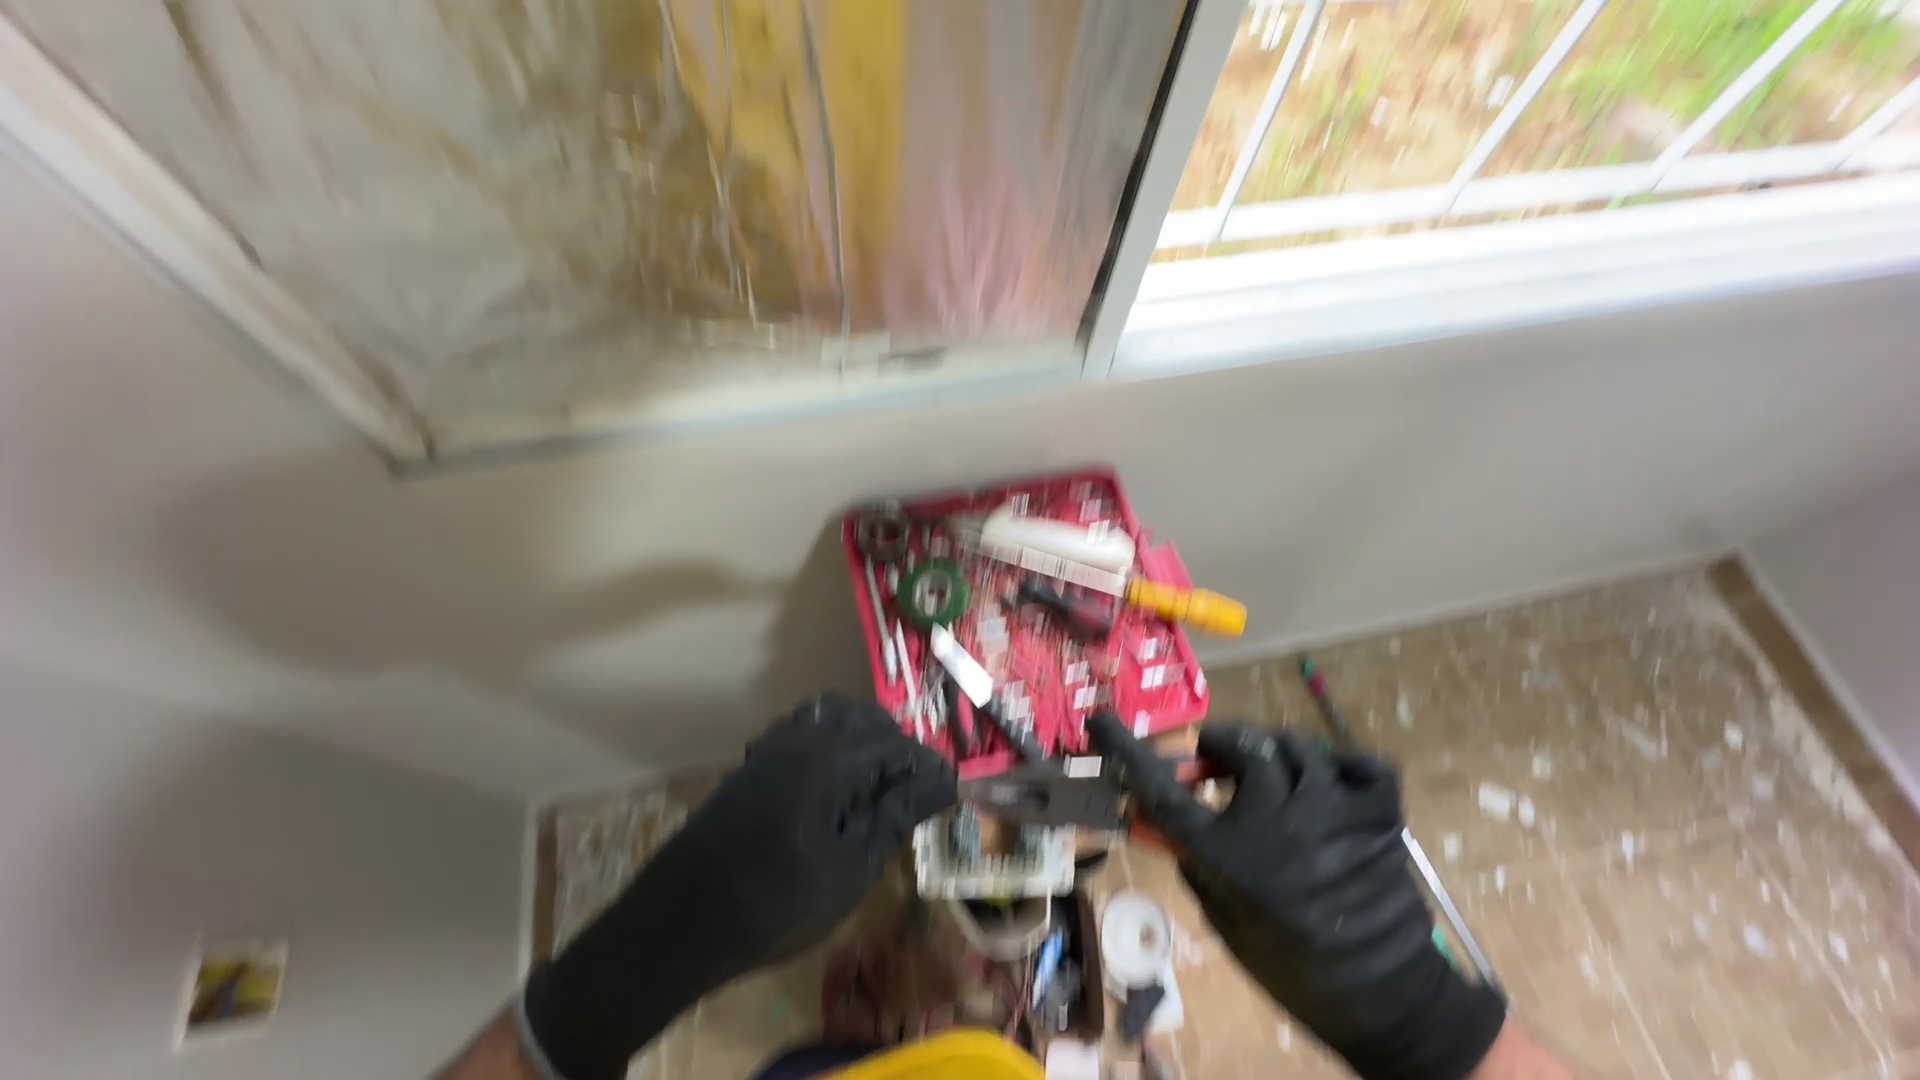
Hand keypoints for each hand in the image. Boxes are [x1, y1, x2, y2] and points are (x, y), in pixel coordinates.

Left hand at [520, 693, 955, 1079]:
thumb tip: (943, 781)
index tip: (949, 793)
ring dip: (859, 739)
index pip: (898, 748)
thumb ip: (896, 814)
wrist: (682, 922)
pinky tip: (829, 787)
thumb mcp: (851, 866)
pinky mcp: (750, 765)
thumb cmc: (777, 903)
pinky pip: (799, 732)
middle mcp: (802, 739)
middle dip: (896, 747)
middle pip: (864, 719)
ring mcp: (770, 748)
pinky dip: (826, 745)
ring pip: (829, 717)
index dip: (928, 770)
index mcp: (832, 760)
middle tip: (913, 791)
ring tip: (873, 784)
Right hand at [1088, 716, 1506, 1079]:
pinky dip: (1340, 763)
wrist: (1376, 998)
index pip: (1162, 792)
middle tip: (1214, 761)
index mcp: (1230, 858)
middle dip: (1222, 748)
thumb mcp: (1217, 906)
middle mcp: (1280, 825)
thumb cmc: (1281, 959)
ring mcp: (1335, 816)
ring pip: (1298, 748)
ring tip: (1270, 775)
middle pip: (1244, 748)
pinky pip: (1360, 763)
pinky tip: (1326, 779)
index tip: (1101, 720)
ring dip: (1274, 753)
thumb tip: (1145, 807)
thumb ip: (1187, 849)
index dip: (1126, 751)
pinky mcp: (1381, 818)